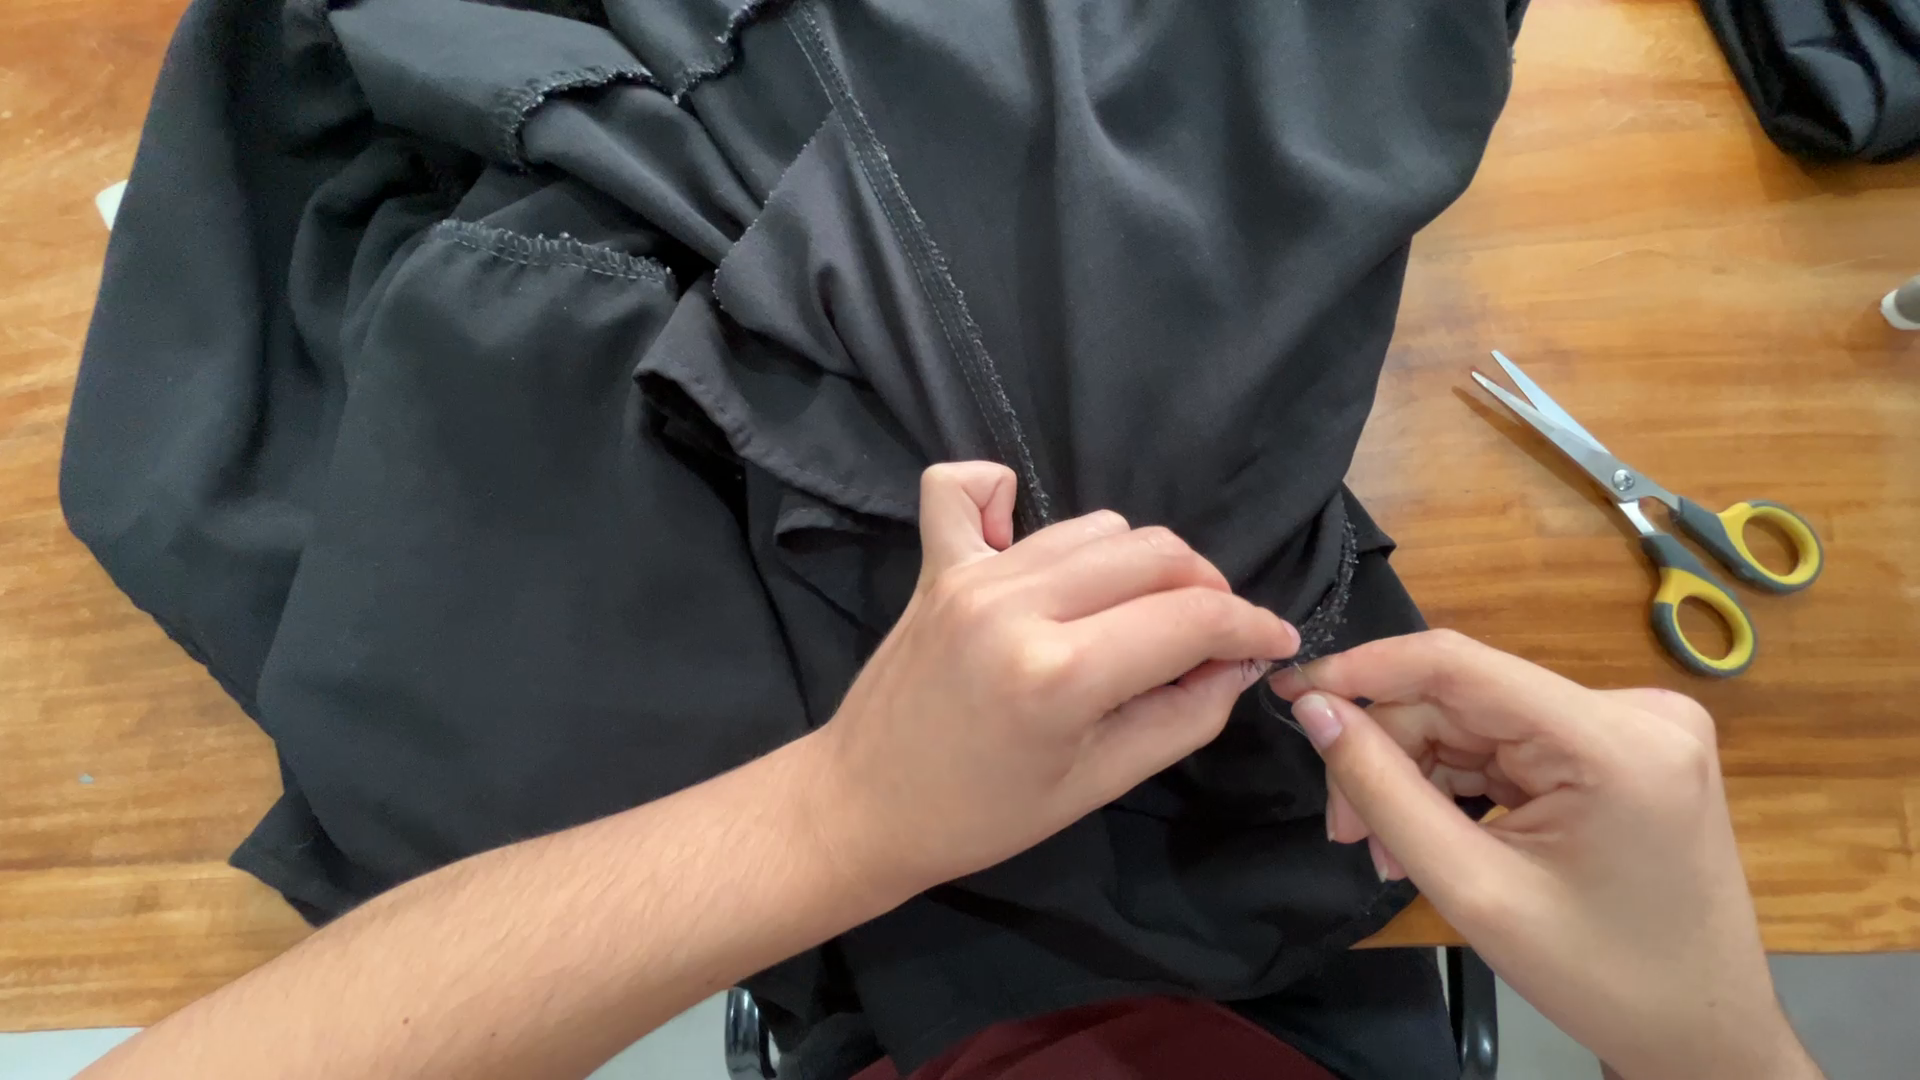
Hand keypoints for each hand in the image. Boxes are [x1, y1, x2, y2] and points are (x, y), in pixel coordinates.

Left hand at [802, 462, 1297, 905]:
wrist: (864, 803)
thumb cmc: (982, 814)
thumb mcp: (1097, 784)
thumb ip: (1183, 717)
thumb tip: (1236, 663)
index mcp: (1061, 673)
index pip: (1192, 618)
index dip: (1251, 626)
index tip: (1271, 641)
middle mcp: (1017, 604)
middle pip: (1153, 554)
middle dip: (1206, 590)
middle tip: (1208, 635)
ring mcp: (972, 574)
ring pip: (1094, 528)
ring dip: (1136, 563)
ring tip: (1132, 613)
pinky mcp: (936, 563)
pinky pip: (966, 488)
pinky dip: (1004, 494)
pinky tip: (1024, 538)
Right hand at [1269, 630, 1820, 1079]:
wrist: (1703, 1040)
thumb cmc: (1598, 978)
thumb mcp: (1469, 886)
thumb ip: (1379, 786)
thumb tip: (1311, 706)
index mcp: (1614, 741)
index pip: (1454, 663)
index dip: (1359, 668)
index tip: (1288, 691)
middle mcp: (1627, 710)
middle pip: (1450, 700)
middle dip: (1383, 758)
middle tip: (1345, 829)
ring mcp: (1622, 724)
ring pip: (1459, 720)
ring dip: (1408, 777)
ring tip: (1382, 848)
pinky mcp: (1606, 742)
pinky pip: (1488, 739)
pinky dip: (1444, 782)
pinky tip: (1425, 832)